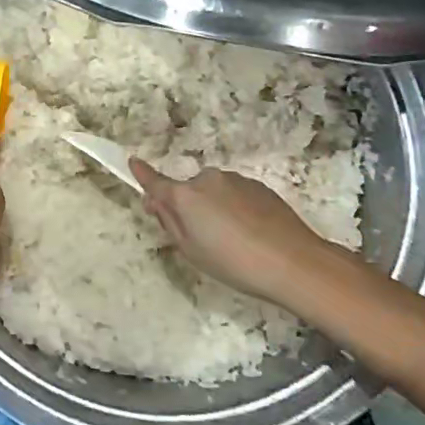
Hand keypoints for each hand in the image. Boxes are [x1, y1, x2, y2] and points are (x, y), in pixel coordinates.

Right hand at [128, 160, 340, 306]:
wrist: (292, 260)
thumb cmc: (234, 263)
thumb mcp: (192, 252)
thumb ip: (169, 223)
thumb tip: (155, 201)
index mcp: (186, 196)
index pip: (156, 182)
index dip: (143, 174)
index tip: (133, 162)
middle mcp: (207, 179)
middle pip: (189, 191)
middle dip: (189, 208)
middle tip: (202, 241)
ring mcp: (235, 179)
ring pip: (214, 193)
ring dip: (215, 209)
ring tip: (234, 243)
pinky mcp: (257, 185)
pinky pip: (236, 195)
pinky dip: (236, 209)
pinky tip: (251, 234)